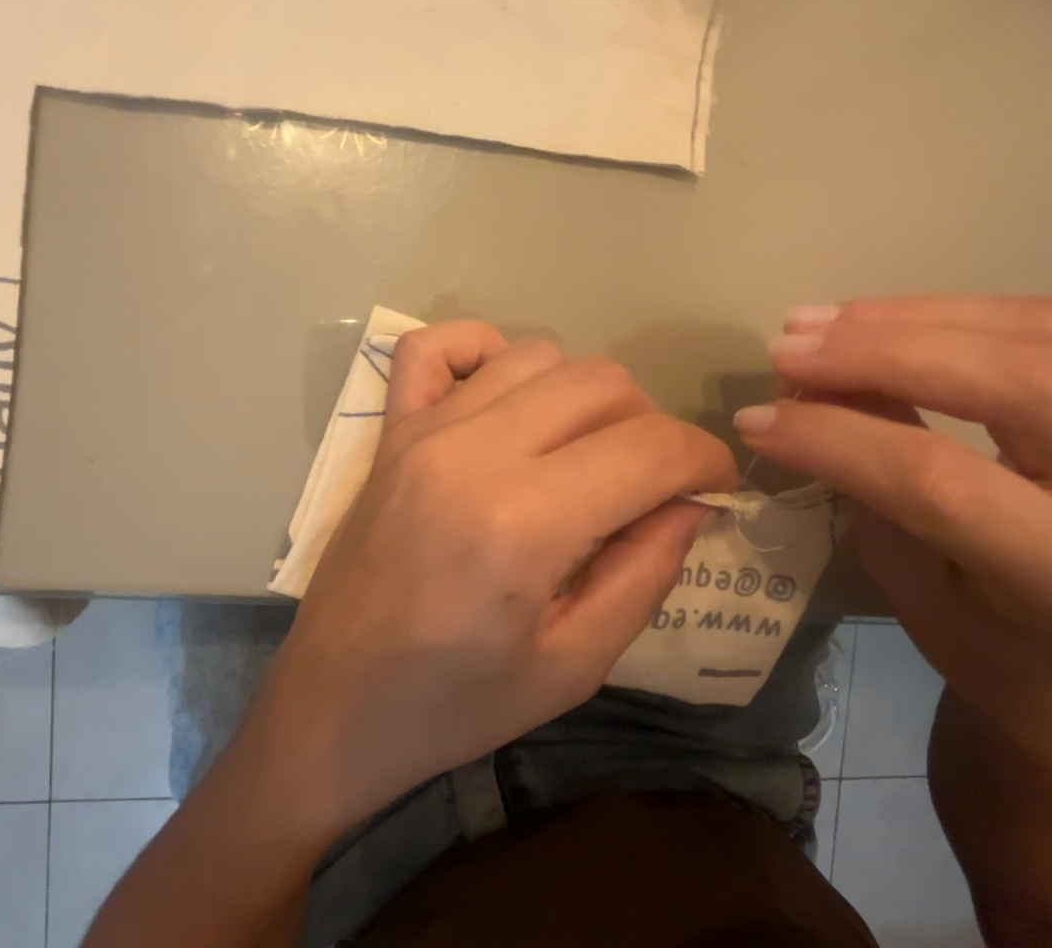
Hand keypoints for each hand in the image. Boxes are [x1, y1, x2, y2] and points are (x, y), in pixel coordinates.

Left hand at [250, 321, 736, 828]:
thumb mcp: (574, 665)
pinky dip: (485, 352)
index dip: (704, 460)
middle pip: (601, 383)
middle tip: (651, 484)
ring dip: (583, 394)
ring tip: (586, 452)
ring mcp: (422, 432)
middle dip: (651, 425)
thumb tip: (692, 501)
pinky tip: (507, 401)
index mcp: (523, 523)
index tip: (717, 488)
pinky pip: (434, 346)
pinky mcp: (388, 432)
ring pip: (535, 355)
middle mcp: (472, 453)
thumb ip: (645, 573)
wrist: (334, 705)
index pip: (650, 448)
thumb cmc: (453, 705)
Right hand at [735, 295, 1051, 736]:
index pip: (938, 478)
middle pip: (1012, 383)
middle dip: (880, 354)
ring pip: (1035, 336)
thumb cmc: (974, 639)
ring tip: (818, 324)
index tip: (756, 417)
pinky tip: (878, 320)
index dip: (836, 436)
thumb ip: (868, 479)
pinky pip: (1047, 330)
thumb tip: (809, 386)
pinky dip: (949, 313)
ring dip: (909, 319)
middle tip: (789, 348)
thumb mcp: (903, 576)